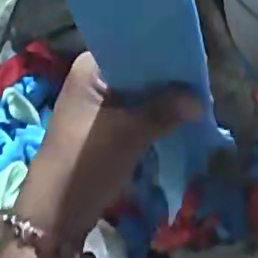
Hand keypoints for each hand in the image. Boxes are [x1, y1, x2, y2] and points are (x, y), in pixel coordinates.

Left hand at [12, 53, 200, 243]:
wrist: (56, 211)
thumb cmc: (88, 160)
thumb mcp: (130, 133)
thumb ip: (164, 111)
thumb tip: (201, 99)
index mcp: (90, 65)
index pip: (130, 46)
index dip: (161, 51)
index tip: (193, 58)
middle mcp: (91, 76)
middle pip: (136, 69)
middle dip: (165, 78)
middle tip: (201, 82)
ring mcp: (95, 101)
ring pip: (137, 91)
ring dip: (161, 98)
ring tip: (196, 98)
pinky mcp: (102, 124)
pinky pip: (133, 110)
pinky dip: (152, 114)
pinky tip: (177, 118)